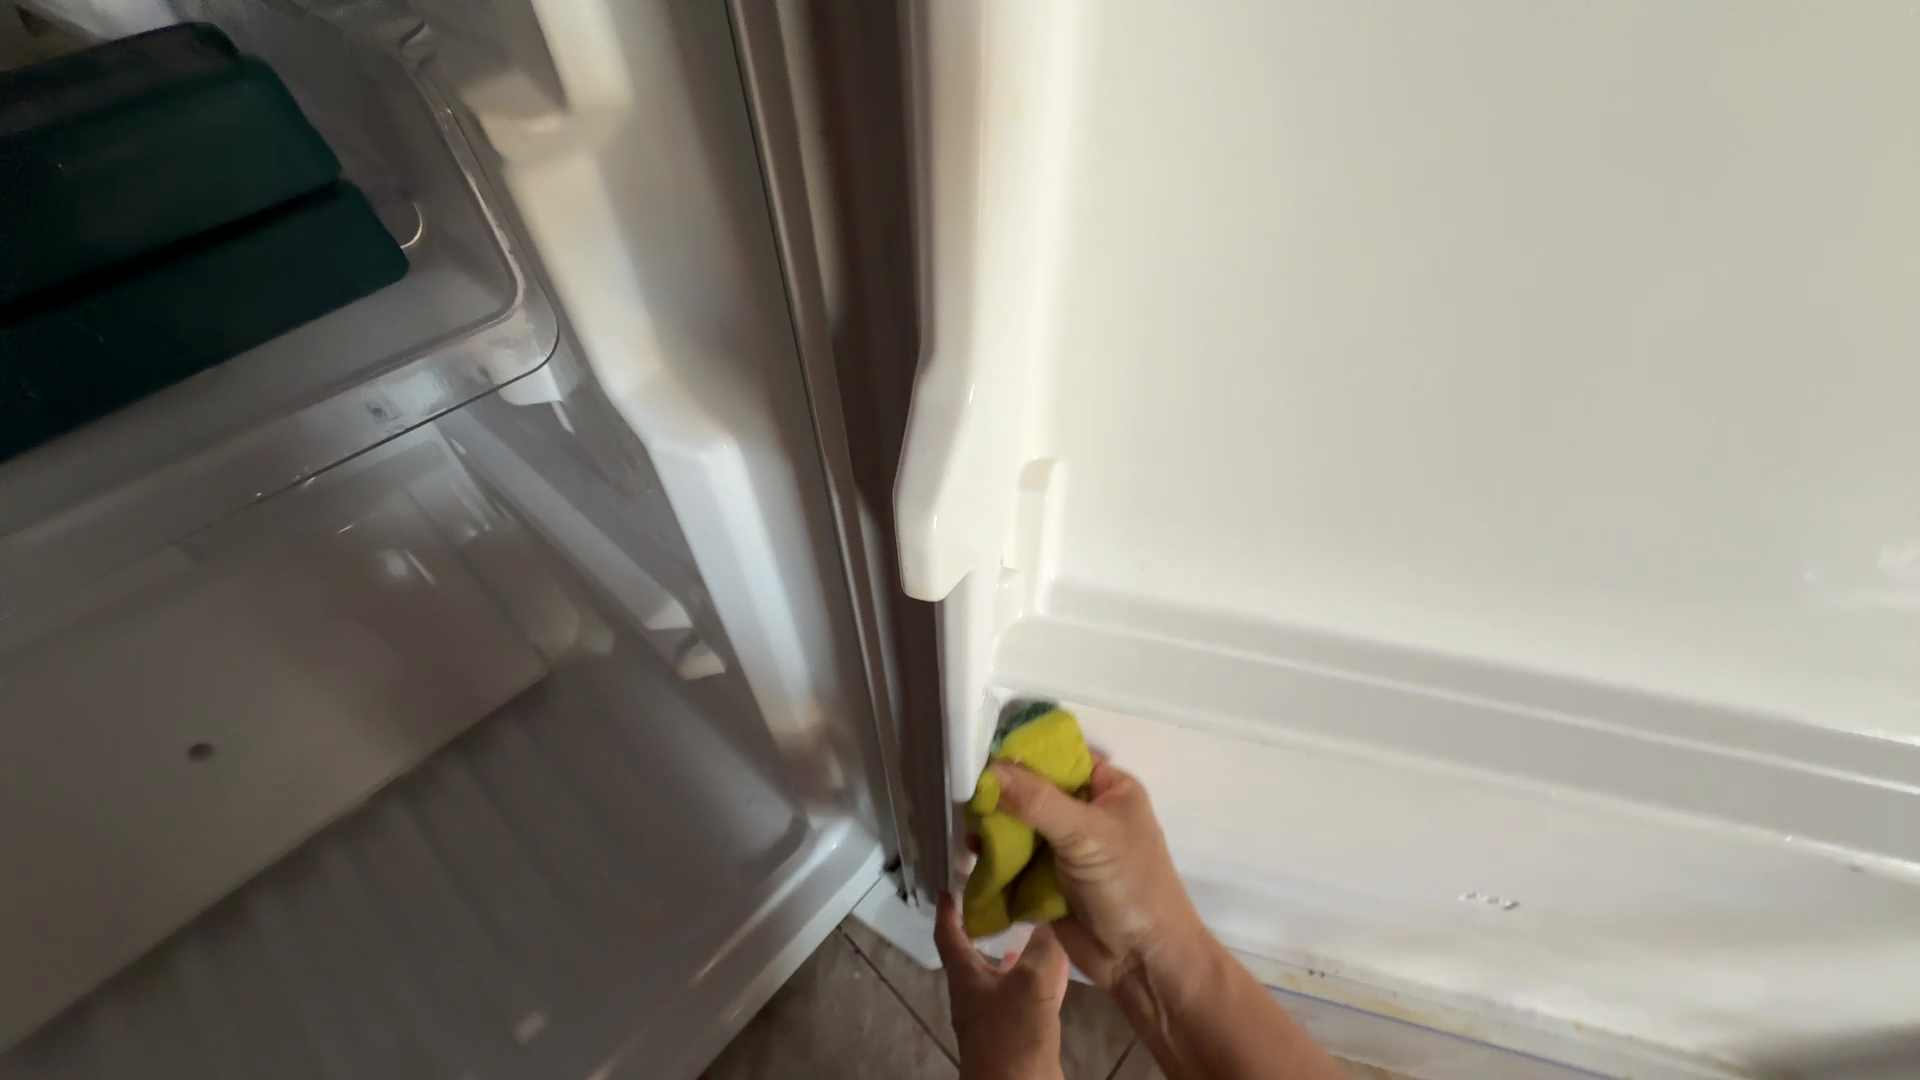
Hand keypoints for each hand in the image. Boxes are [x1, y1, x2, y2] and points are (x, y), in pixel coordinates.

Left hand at [936, 893, 1068, 1079]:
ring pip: (1007, 971)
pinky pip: (1030, 993)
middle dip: (990, 924)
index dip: (948, 909)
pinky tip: (1061, 962)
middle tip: (1008, 896)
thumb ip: (1042, 947)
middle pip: (978, 951)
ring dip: (1020, 948)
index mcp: (965, 976)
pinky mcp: (1019, 1032)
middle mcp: (976, 992)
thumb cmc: (1011, 1036)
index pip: (948, 934)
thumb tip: (1050, 914)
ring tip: (1039, 922)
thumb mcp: (1030, 983)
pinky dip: (1043, 974)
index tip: (951, 887)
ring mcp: (997, 1014)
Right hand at [986, 757, 1205, 989]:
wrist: (1142, 964)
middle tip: (966, 792)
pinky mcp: (1047, 878)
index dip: (1024, 752)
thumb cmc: (1129, 885)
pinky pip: (1015, 857)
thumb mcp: (1086, 833)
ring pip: (1020, 824)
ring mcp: (1065, 846)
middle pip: (1034, 789)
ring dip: (994, 826)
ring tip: (967, 827)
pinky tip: (971, 852)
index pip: (1060, 755)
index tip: (982, 751)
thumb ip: (1036, 800)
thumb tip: (988, 770)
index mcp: (1108, 788)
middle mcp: (1086, 811)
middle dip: (1002, 793)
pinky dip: (995, 855)